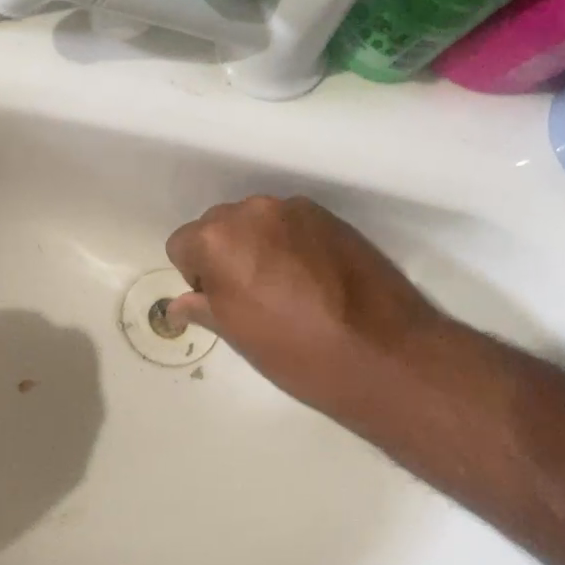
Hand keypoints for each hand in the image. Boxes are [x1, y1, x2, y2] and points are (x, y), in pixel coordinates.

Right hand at [164, 196, 444, 417]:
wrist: (383, 353)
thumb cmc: (295, 350)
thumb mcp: (237, 336)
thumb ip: (203, 308)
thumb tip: (180, 305)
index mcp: (217, 239)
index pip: (182, 245)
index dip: (195, 276)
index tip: (218, 302)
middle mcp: (251, 212)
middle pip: (218, 227)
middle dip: (224, 255)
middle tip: (248, 296)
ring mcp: (294, 211)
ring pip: (256, 223)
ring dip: (258, 247)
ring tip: (283, 288)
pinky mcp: (330, 217)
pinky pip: (291, 225)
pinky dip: (291, 244)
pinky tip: (311, 280)